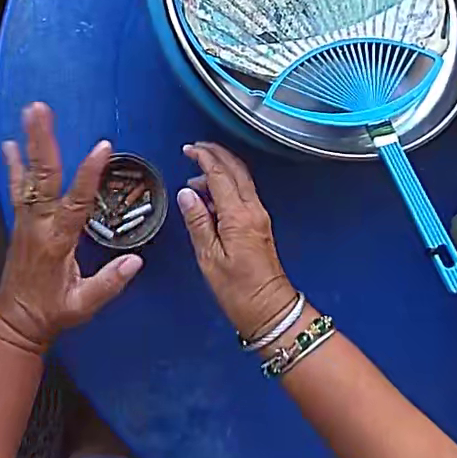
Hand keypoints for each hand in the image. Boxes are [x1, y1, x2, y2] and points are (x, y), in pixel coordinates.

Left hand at [0, 103, 142, 354]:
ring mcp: (26, 220)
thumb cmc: (52, 312)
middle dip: (42, 141)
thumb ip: (109, 283)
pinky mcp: (20, 220)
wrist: (15, 322)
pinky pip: (18, 187)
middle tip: (40, 110)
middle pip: (43, 176)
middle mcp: (39, 224)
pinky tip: (10, 144)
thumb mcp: (83, 305)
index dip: (90, 174)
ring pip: (29, 175)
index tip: (102, 147)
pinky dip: (14, 164)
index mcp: (58, 241)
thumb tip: (135, 261)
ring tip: (30, 112)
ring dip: (30, 142)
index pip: (76, 202)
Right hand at [178, 141, 296, 339]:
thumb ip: (198, 222)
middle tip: (195, 148)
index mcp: (239, 215)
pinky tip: (210, 196)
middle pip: (236, 170)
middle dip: (216, 154)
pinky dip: (227, 185)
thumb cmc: (238, 289)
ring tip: (196, 177)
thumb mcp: (209, 257)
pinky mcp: (260, 223)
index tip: (189, 149)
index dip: (204, 158)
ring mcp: (259, 215)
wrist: (270, 308)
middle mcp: (253, 209)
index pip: (220, 175)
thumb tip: (187, 194)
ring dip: (221, 170)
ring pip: (241, 180)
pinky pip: (243, 194)